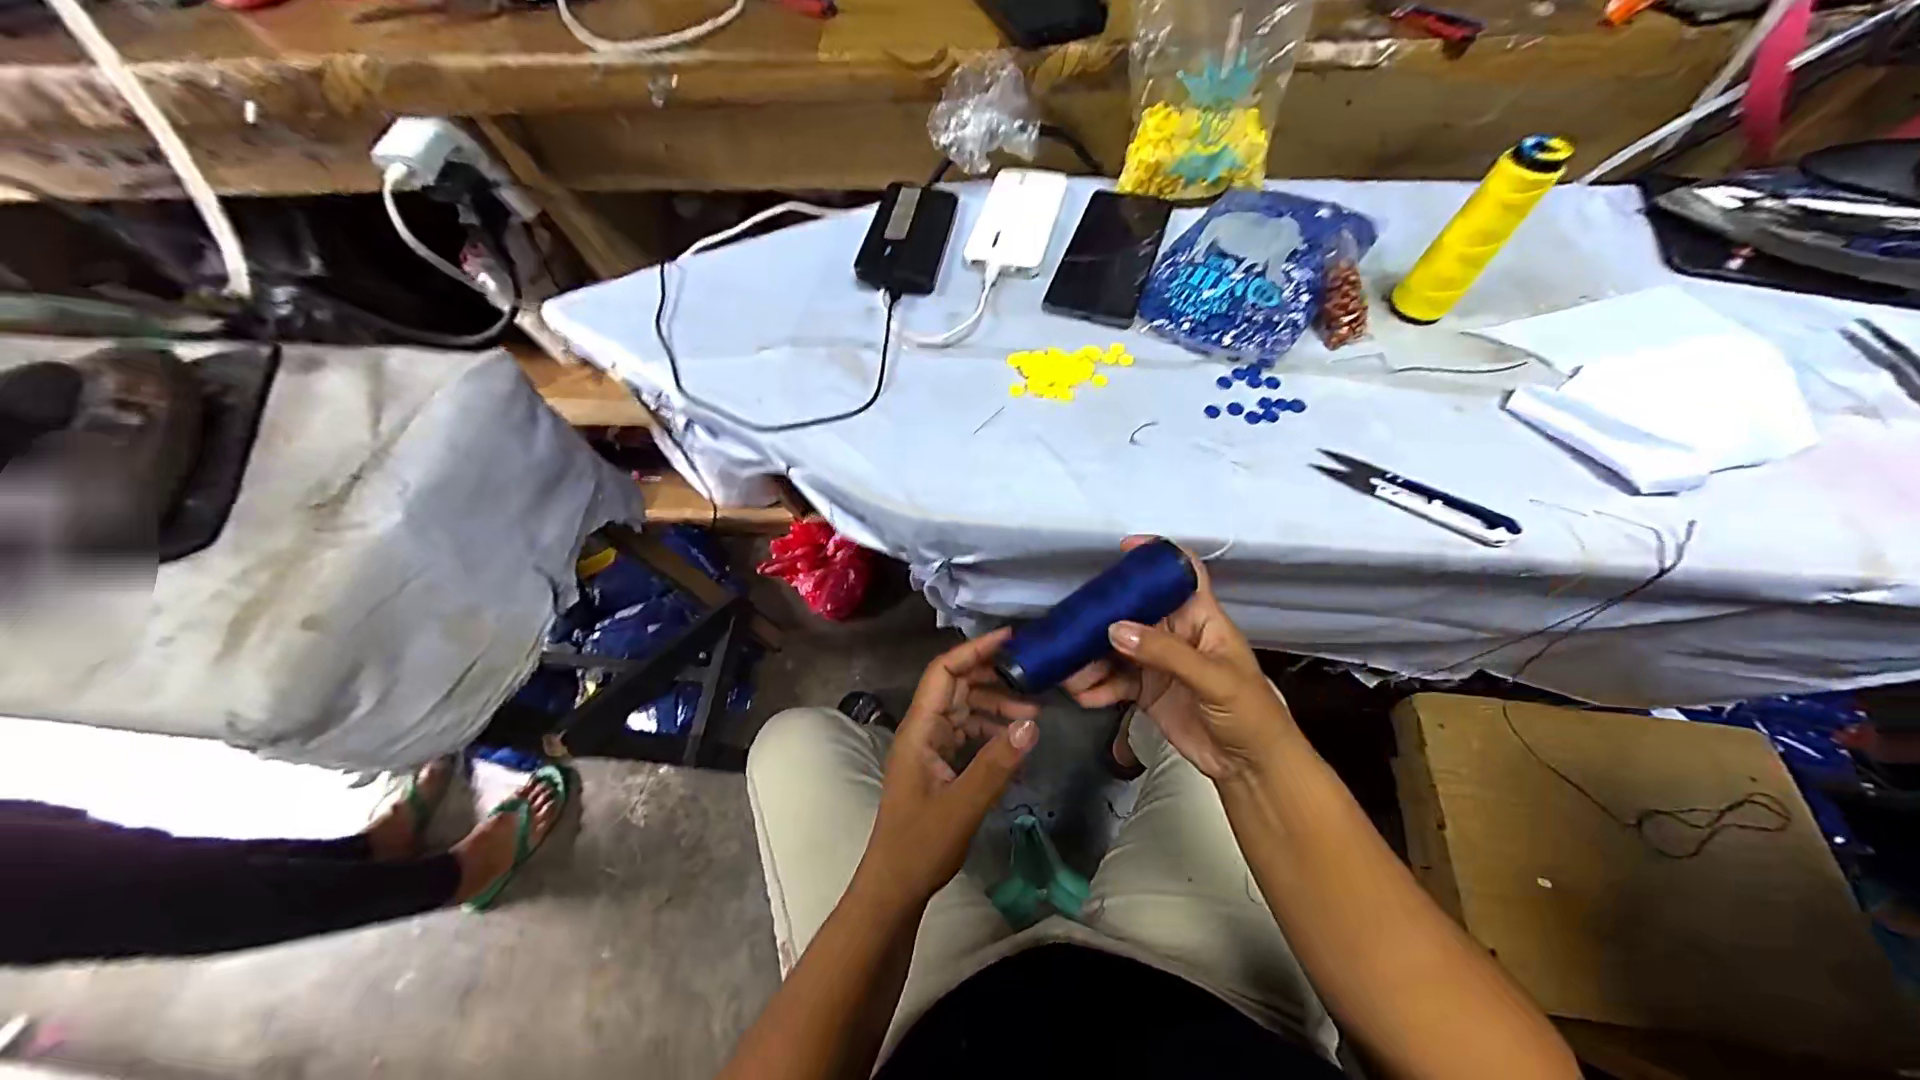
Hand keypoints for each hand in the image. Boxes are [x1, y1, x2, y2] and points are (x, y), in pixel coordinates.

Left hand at [853, 627, 1039, 909]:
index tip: (1010, 640)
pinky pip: (966, 732)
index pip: (943, 672)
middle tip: (1033, 677)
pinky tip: (1014, 740)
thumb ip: (996, 765)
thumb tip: (1032, 724)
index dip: (973, 651)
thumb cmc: (920, 845)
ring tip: (1033, 713)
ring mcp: (929, 747)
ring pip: (964, 708)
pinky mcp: (938, 764)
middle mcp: (922, 730)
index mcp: (919, 729)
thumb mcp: (962, 806)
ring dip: (995, 705)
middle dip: (992, 676)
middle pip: (956, 686)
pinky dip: (990, 729)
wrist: (894, 886)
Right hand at [1061, 537, 1296, 779]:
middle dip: (1103, 616)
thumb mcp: (1214, 678)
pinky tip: (1083, 695)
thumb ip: (1165, 653)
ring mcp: (1158, 663)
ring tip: (1071, 672)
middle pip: (1134, 611)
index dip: (1157, 556)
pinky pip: (1113, 681)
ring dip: (1091, 658)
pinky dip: (1096, 687)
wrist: (1251, 767)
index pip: (1183, 574)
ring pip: (1116, 648)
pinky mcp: (1145, 691)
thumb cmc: (1251, 713)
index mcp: (1202, 618)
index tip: (1124, 549)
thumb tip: (1115, 629)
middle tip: (1074, 623)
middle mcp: (1176, 634)